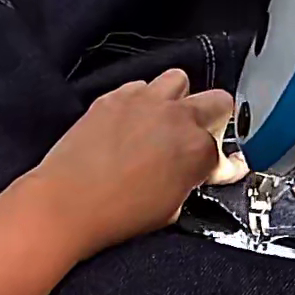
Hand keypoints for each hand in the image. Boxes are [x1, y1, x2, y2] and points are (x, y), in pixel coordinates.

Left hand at [25, 68, 248, 258]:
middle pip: (218, 101)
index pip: (225, 150)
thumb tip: (201, 172)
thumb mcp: (171, 208)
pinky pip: (140, 86)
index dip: (221, 163)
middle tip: (198, 139)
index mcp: (197, 149)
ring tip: (164, 123)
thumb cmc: (118, 213)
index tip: (214, 168)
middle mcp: (177, 117)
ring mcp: (145, 101)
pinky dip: (142, 101)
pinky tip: (133, 123)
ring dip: (178, 100)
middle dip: (214, 119)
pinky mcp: (114, 97)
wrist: (68, 203)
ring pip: (178, 80)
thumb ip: (192, 181)